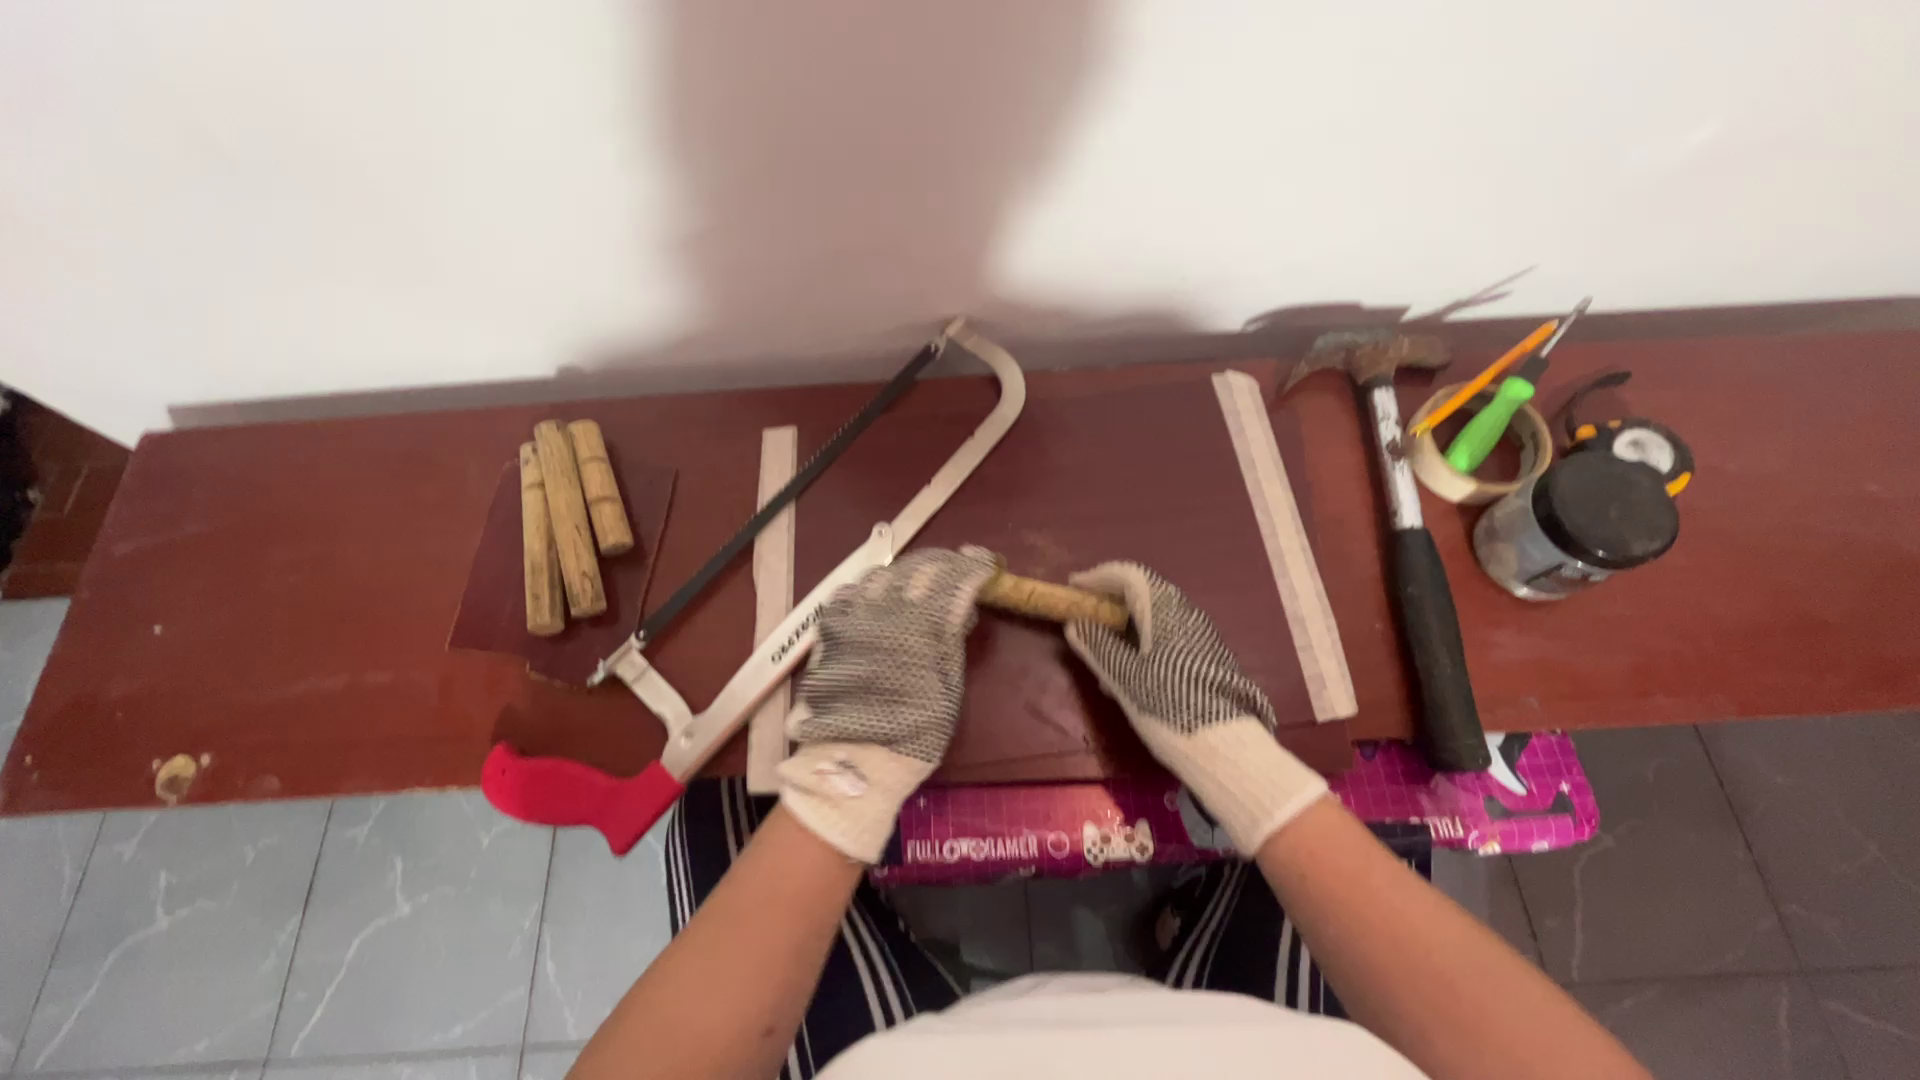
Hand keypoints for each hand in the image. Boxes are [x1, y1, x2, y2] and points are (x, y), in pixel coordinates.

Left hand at [777, 546, 998, 861]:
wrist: (855, 758)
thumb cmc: (914, 730)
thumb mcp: (948, 686)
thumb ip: (950, 639)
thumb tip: (958, 605)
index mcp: (926, 625)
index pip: (955, 579)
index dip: (973, 568)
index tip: (985, 563)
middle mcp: (890, 609)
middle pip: (919, 569)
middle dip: (942, 564)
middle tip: (955, 566)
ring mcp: (855, 616)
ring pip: (882, 575)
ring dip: (904, 572)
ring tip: (915, 578)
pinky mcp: (829, 629)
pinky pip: (849, 594)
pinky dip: (868, 588)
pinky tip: (873, 597)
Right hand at [1064, 562, 1328, 854]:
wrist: (1225, 747)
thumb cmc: (1168, 705)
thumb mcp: (1124, 678)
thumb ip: (1097, 647)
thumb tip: (1076, 624)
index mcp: (1164, 610)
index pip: (1129, 575)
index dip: (1099, 576)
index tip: (1074, 586)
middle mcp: (1185, 613)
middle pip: (1144, 591)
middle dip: (1110, 600)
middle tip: (1084, 616)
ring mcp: (1199, 634)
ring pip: (1155, 615)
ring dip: (1125, 623)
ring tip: (1100, 652)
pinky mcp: (1206, 655)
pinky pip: (1167, 634)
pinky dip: (1142, 641)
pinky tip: (1129, 672)